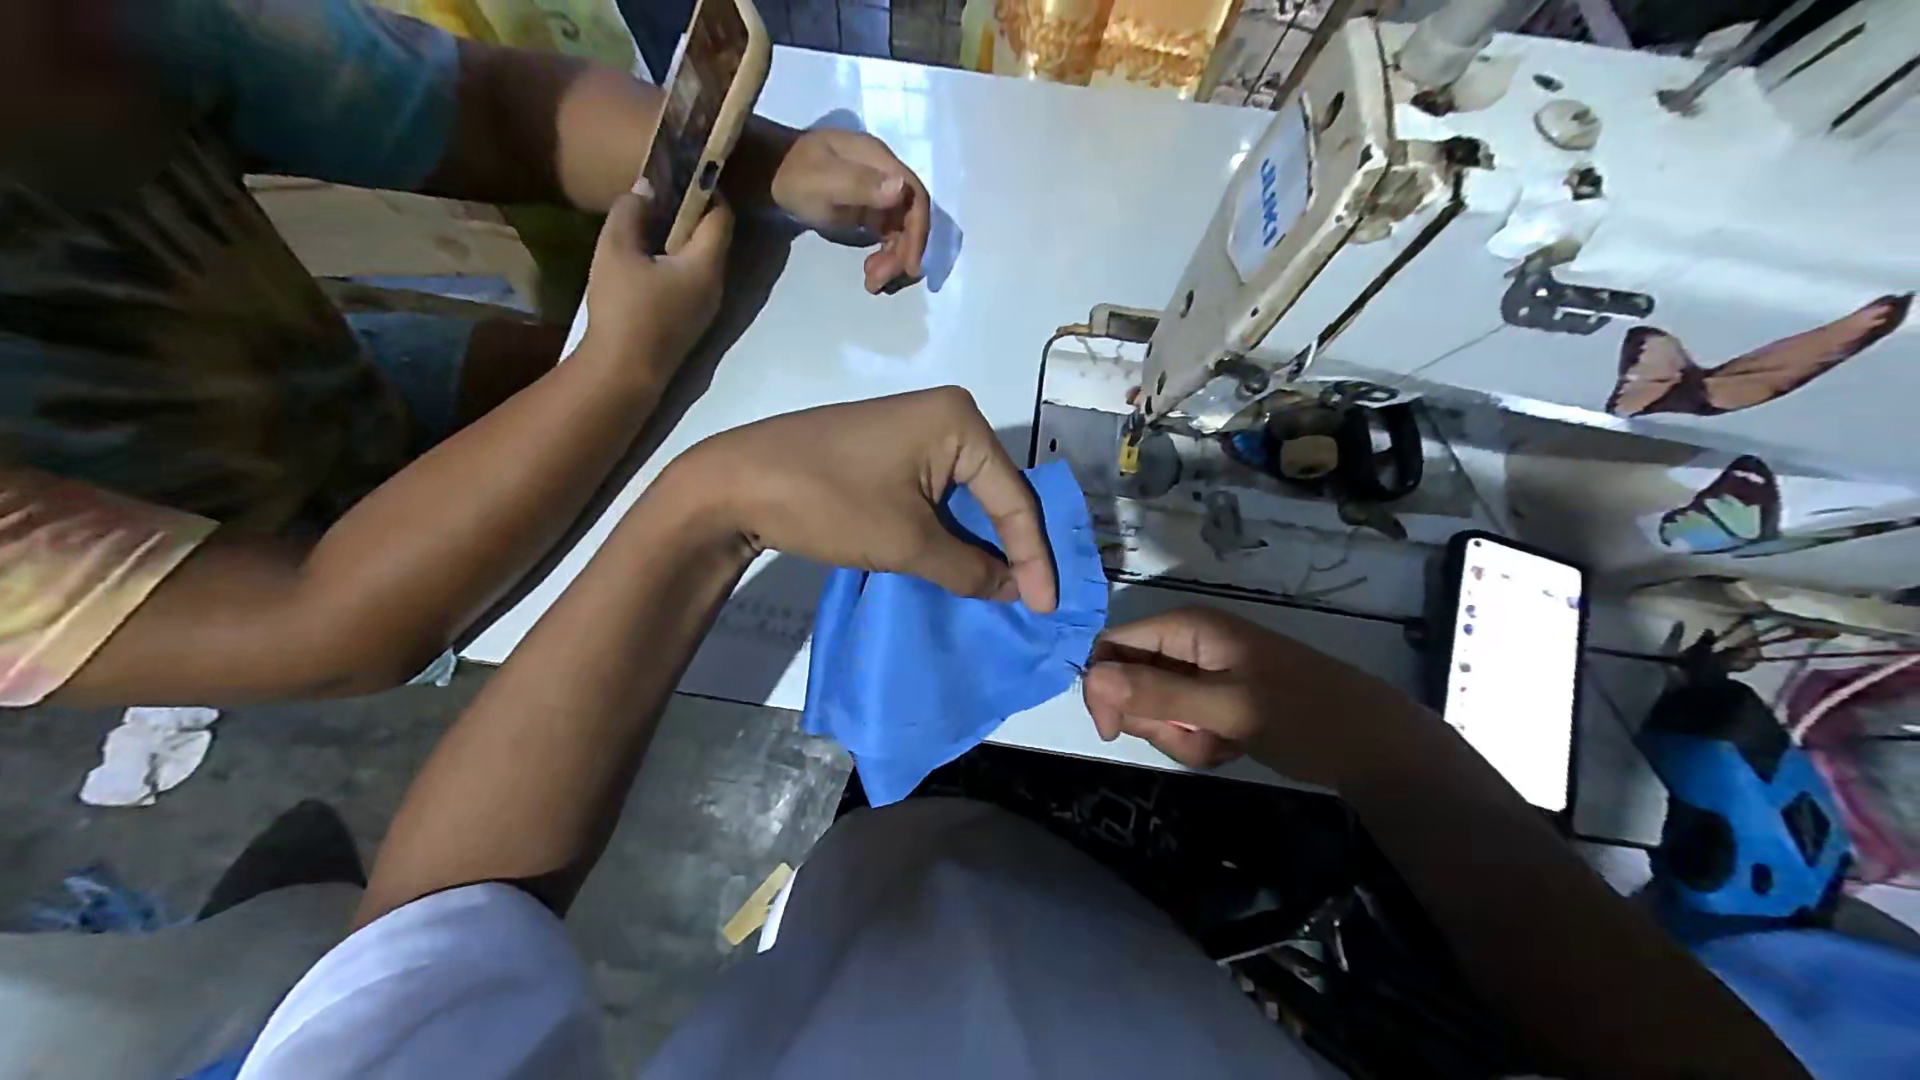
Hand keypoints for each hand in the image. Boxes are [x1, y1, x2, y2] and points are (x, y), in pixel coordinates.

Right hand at [581, 181, 734, 369]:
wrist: (627, 371)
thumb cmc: (624, 308)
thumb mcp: (617, 251)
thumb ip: (631, 213)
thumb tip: (646, 188)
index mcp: (707, 266)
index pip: (722, 218)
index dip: (709, 190)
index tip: (687, 170)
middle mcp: (717, 286)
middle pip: (715, 239)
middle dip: (695, 211)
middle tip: (667, 188)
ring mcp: (707, 307)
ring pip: (704, 261)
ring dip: (685, 237)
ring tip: (656, 216)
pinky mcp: (693, 321)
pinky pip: (694, 280)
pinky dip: (680, 260)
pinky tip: (653, 254)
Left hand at [673, 387, 1056, 612]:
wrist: (734, 483)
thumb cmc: (829, 503)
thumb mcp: (906, 543)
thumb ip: (968, 569)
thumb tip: (1012, 590)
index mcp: (960, 422)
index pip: (1014, 499)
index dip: (1034, 557)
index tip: (1046, 607)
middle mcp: (947, 415)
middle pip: (996, 492)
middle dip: (1013, 548)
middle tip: (1032, 597)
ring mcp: (916, 428)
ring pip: (967, 495)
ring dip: (982, 542)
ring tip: (1005, 587)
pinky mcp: (891, 448)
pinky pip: (938, 491)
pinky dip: (951, 529)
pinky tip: (963, 560)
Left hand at [770, 129, 930, 293]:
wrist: (769, 174)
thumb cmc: (794, 176)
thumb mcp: (824, 180)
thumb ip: (862, 184)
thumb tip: (901, 189)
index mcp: (879, 161)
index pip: (914, 198)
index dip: (918, 233)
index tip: (909, 266)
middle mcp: (885, 176)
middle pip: (909, 218)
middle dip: (901, 254)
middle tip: (880, 281)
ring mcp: (877, 194)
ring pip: (900, 232)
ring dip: (893, 260)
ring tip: (872, 282)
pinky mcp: (868, 211)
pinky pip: (887, 237)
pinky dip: (884, 257)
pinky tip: (870, 272)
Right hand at [1082, 607, 1422, 785]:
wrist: (1374, 747)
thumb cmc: (1303, 715)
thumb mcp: (1226, 708)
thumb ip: (1157, 694)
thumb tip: (1090, 679)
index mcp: (1186, 627)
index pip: (1113, 646)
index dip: (1104, 686)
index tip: (1114, 732)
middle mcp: (1186, 643)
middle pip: (1130, 681)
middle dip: (1154, 720)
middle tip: (1195, 738)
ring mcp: (1201, 672)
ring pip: (1154, 708)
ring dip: (1179, 737)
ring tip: (1222, 745)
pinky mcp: (1214, 698)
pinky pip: (1180, 723)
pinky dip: (1197, 743)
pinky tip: (1230, 748)